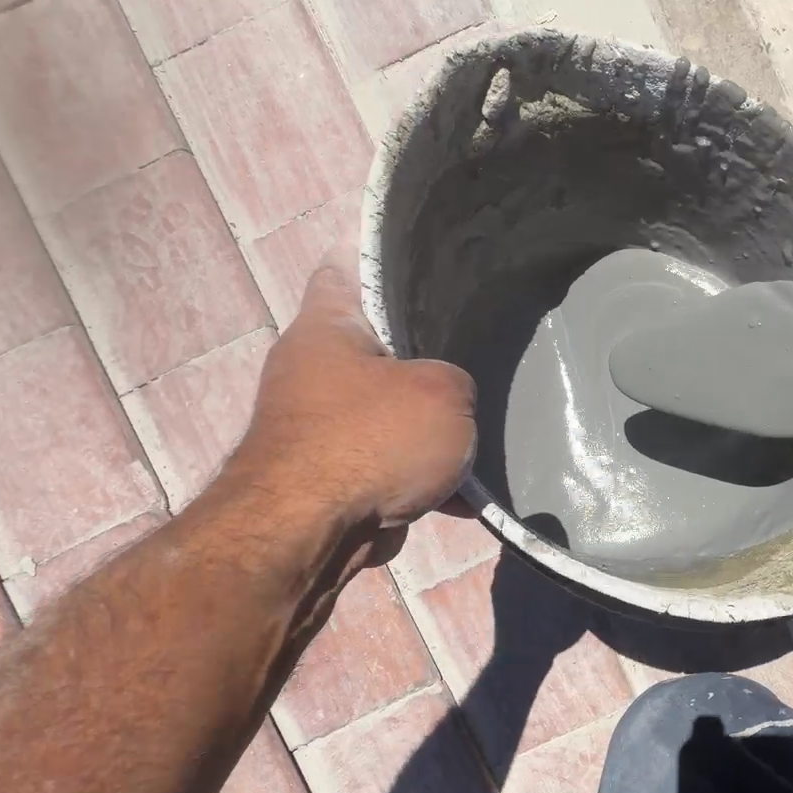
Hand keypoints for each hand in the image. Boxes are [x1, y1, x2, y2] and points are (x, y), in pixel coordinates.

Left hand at [225, 255, 476, 528]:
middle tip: (476, 365)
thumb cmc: (374, 438)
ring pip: (390, 415)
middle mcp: (313, 370)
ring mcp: (318, 427)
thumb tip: (452, 402)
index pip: (345, 271)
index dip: (382, 264)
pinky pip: (389, 466)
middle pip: (380, 352)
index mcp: (327, 329)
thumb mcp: (446, 392)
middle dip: (428, 365)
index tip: (426, 272)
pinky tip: (462, 496)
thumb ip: (460, 383)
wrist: (314, 527)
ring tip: (480, 441)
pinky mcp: (331, 476)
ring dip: (431, 432)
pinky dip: (421, 479)